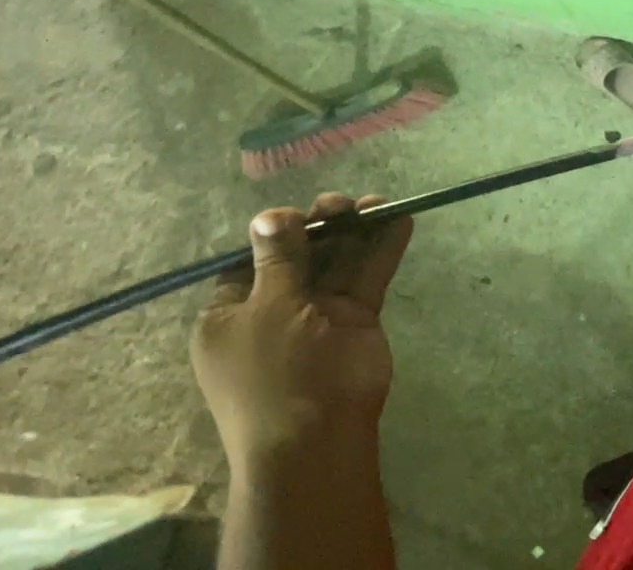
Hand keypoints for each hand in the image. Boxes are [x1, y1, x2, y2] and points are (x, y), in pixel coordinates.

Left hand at [192, 193, 412, 467]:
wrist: (316, 430)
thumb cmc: (273, 372)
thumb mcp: (265, 310)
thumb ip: (277, 260)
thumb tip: (271, 215)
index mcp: (232, 312)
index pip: (250, 260)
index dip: (275, 233)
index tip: (298, 214)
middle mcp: (275, 308)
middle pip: (302, 254)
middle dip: (322, 226)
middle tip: (342, 205)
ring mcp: (320, 312)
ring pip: (340, 260)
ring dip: (357, 231)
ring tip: (378, 202)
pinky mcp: (358, 316)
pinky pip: (369, 274)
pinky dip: (384, 248)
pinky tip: (399, 220)